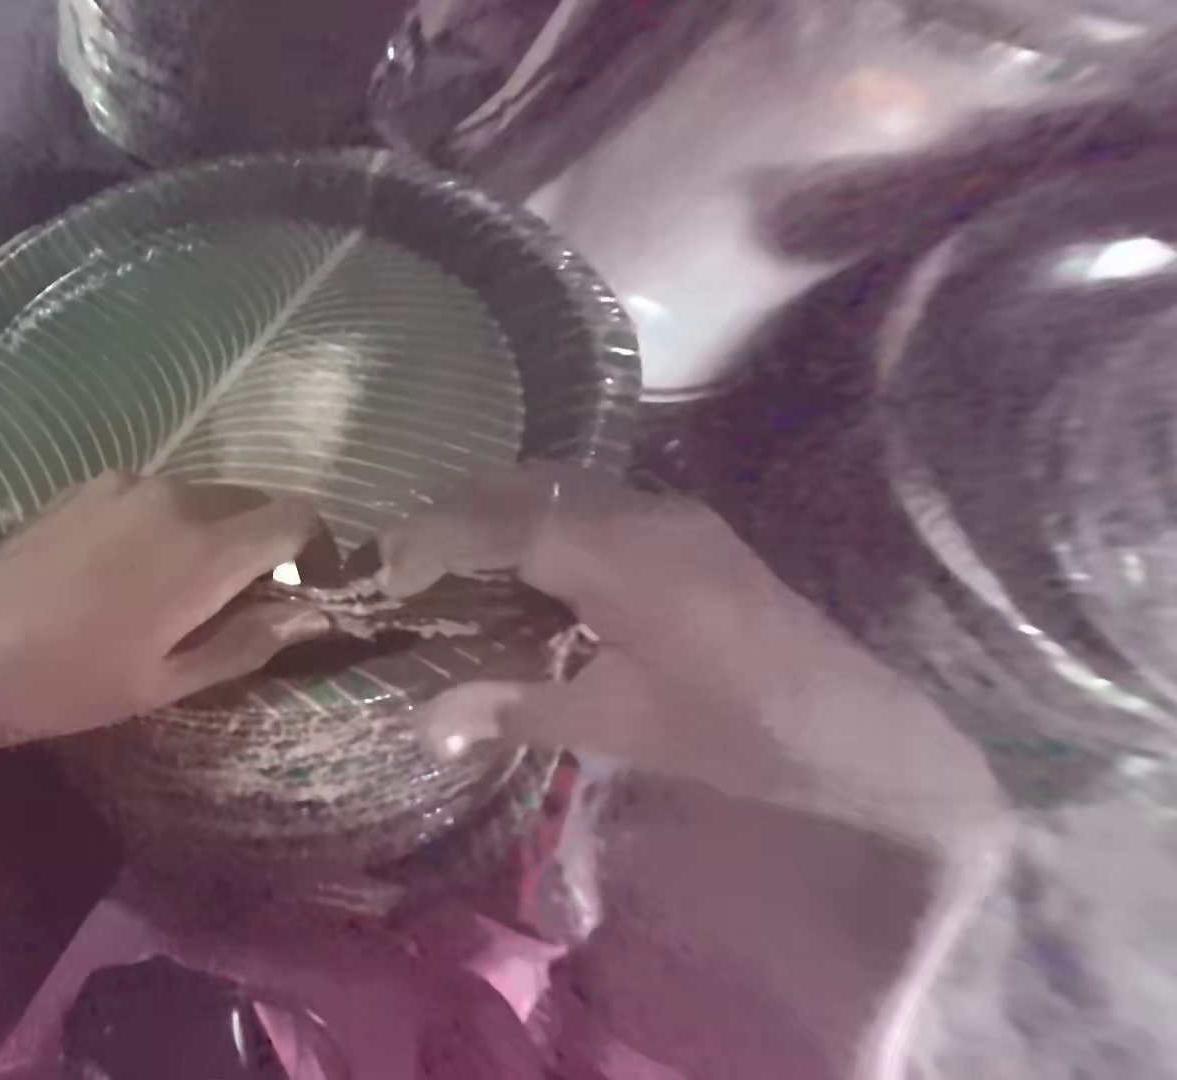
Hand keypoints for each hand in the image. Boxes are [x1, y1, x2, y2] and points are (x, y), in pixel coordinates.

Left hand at [0, 470, 329, 762]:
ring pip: (205, 495)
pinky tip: (131, 567)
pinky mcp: (88, 483)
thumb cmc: (73, 682)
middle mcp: (173, 495)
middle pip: (254, 501)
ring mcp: (125, 482)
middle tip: (246, 596)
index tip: (309, 584)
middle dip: (267, 544)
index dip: (318, 547)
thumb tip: (314, 612)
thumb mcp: (171, 679)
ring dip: (218, 532)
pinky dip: (172, 522)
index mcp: (203, 547)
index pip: (296, 516)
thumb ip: (251, 638)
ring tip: (182, 586)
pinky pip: (157, 493)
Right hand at [379, 463, 1003, 849]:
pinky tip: (507, 559)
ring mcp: (657, 507)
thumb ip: (511, 711)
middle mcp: (639, 514)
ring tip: (441, 558)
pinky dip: (518, 515)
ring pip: (542, 481)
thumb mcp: (616, 728)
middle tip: (400, 564)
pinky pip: (570, 494)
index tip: (388, 577)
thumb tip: (422, 728)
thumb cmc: (738, 734)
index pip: (504, 526)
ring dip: (480, 511)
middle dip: (444, 519)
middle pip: (515, 487)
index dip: (434, 542)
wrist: (868, 730)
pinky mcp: (668, 517)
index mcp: (627, 564)